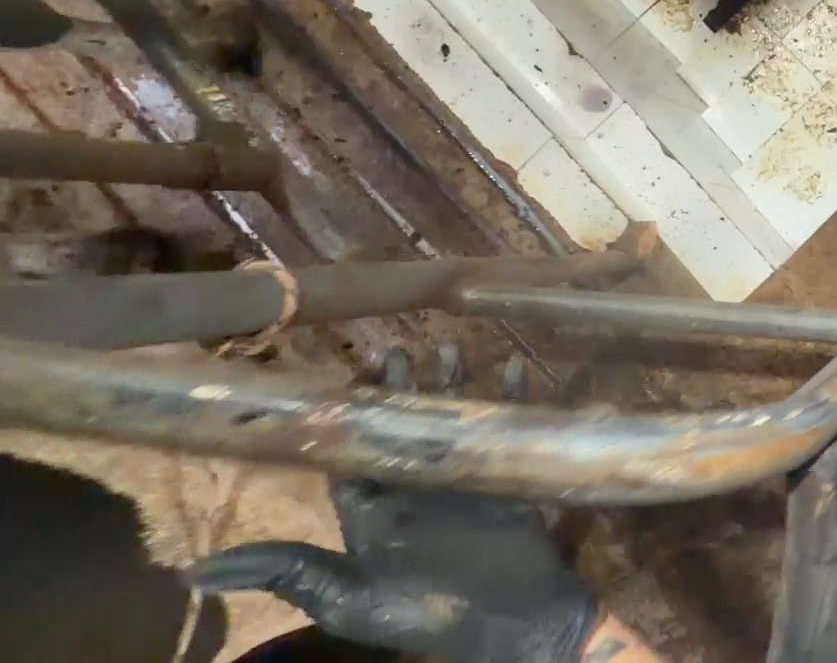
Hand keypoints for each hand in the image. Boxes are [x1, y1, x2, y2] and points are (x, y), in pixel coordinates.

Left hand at [187, 347, 599, 662]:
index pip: (354, 456)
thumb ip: (291, 572)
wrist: (510, 620)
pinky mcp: (504, 475)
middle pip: (405, 427)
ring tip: (449, 346)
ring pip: (452, 419)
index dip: (349, 418)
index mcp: (376, 513)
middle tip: (397, 349)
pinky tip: (511, 368)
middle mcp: (416, 488)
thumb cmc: (428, 612)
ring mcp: (463, 478)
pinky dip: (511, 396)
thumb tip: (194, 572)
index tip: (349, 377)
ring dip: (452, 383)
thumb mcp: (350, 599)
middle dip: (401, 389)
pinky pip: (508, 426)